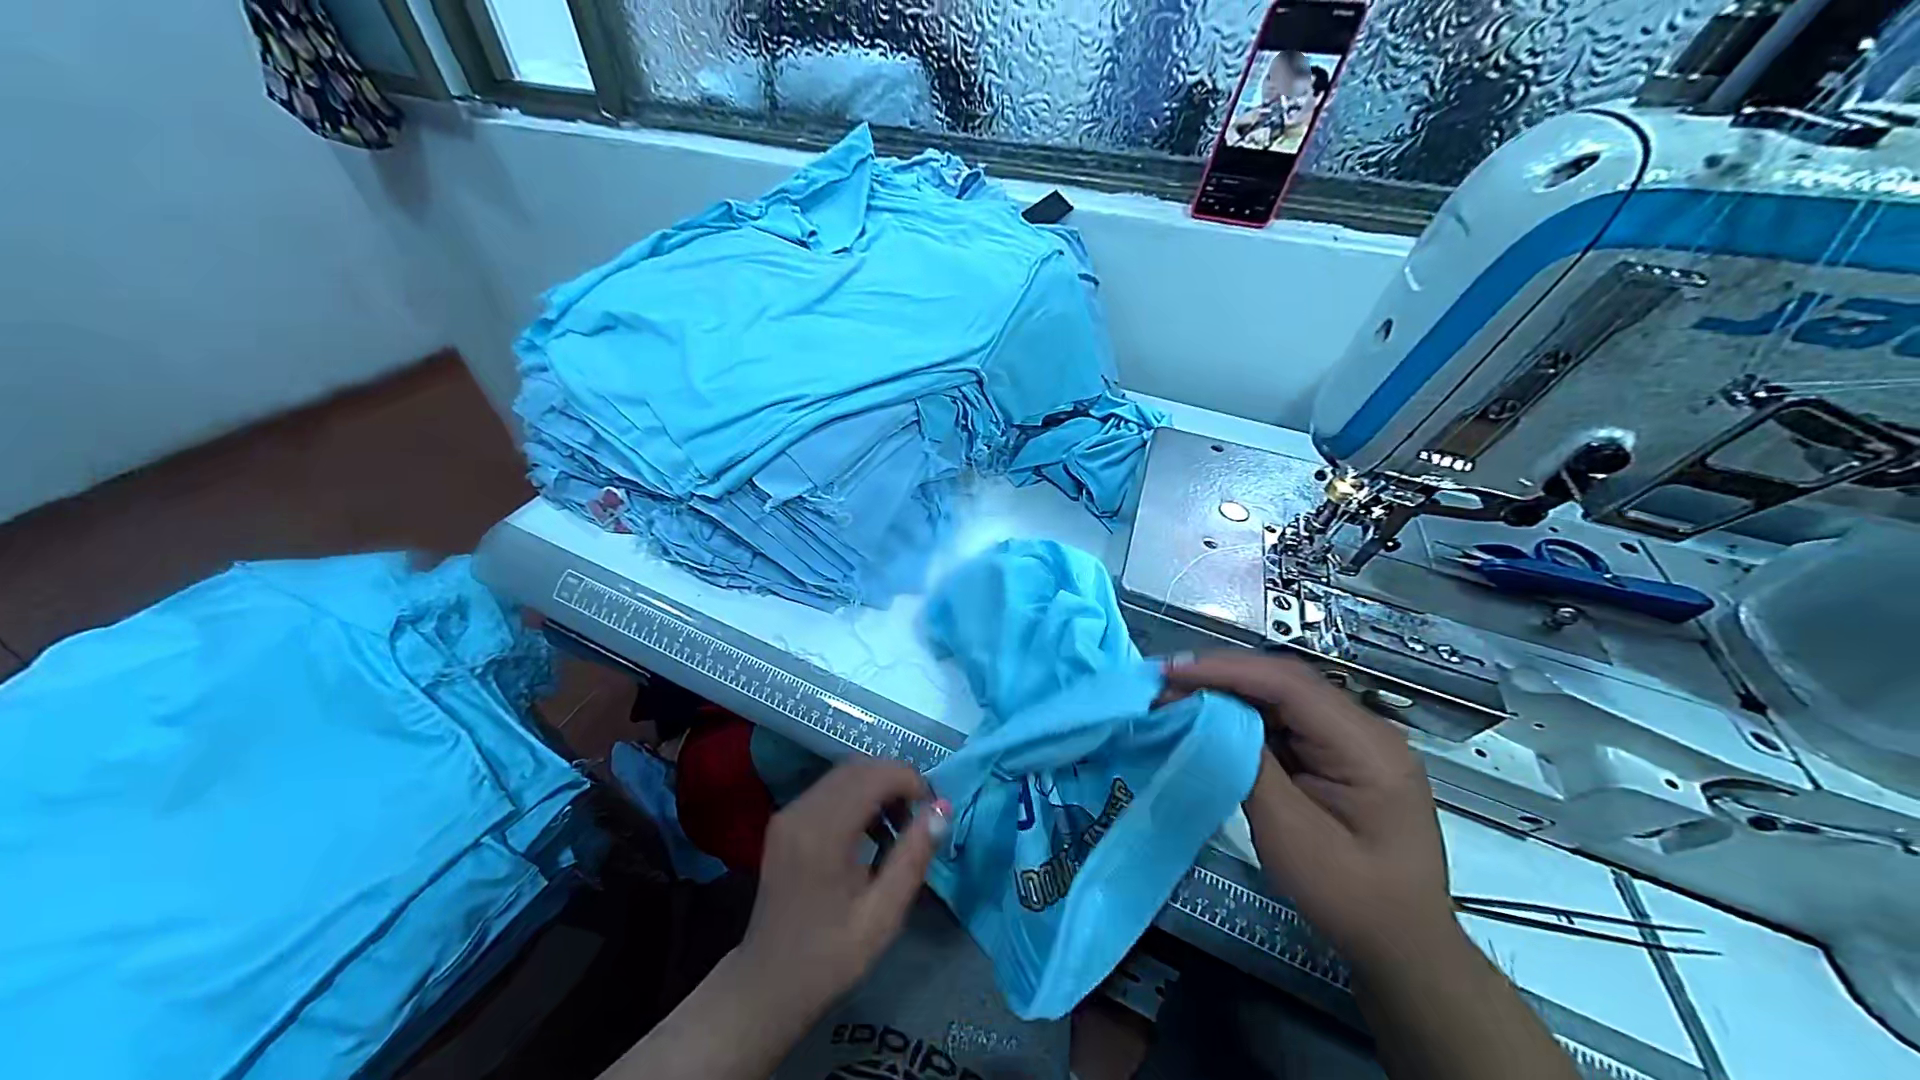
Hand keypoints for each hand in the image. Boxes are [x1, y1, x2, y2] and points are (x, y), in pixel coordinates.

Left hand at [736, 760, 949, 1012]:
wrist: (767, 984)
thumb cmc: (829, 957)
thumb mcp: (882, 916)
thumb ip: (913, 858)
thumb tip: (942, 811)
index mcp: (822, 833)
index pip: (875, 775)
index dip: (912, 782)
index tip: (933, 812)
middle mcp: (800, 811)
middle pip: (859, 767)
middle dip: (897, 780)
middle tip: (921, 817)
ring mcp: (788, 813)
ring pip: (844, 773)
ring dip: (879, 785)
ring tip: (899, 826)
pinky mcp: (785, 820)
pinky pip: (829, 788)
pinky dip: (858, 794)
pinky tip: (871, 830)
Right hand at [1164, 653, 1454, 967]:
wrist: (1403, 946)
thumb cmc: (1350, 896)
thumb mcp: (1291, 833)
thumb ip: (1250, 765)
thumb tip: (1204, 716)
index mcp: (1366, 746)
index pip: (1289, 685)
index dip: (1226, 671)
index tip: (1172, 672)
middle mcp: (1364, 730)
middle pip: (1286, 682)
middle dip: (1222, 676)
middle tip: (1165, 682)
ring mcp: (1352, 741)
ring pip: (1282, 698)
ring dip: (1229, 694)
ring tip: (1178, 696)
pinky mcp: (1337, 755)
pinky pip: (1285, 722)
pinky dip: (1243, 718)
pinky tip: (1211, 720)